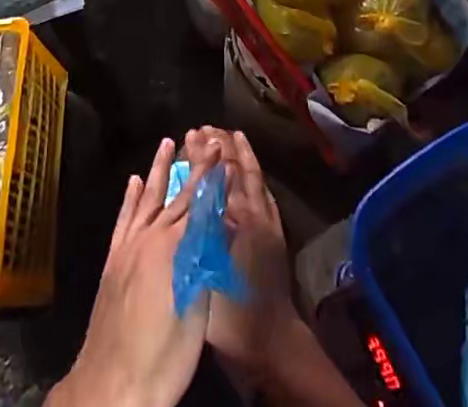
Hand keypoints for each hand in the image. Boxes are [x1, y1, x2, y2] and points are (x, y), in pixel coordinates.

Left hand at [49, 137, 216, 406]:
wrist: (111, 387)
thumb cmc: (163, 354)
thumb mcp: (197, 308)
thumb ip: (207, 258)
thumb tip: (225, 221)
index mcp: (173, 249)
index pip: (201, 205)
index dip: (217, 180)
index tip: (229, 156)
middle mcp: (149, 238)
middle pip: (178, 195)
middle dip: (196, 167)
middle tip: (209, 140)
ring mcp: (128, 248)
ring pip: (148, 198)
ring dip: (160, 170)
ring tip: (168, 143)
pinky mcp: (113, 261)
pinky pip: (124, 219)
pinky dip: (131, 198)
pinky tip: (135, 181)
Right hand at [187, 128, 300, 380]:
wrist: (271, 340)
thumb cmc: (232, 314)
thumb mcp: (207, 272)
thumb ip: (204, 231)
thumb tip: (197, 196)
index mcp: (235, 220)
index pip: (218, 175)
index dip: (204, 153)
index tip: (192, 134)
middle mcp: (254, 214)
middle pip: (236, 170)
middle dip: (222, 146)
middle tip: (206, 127)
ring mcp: (268, 223)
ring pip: (255, 178)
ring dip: (243, 155)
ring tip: (233, 134)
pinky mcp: (276, 235)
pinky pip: (267, 195)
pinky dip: (258, 178)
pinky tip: (253, 173)